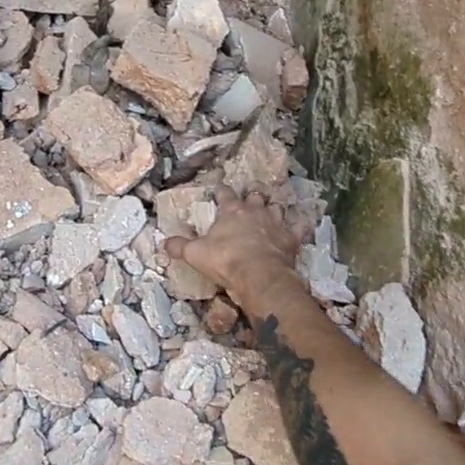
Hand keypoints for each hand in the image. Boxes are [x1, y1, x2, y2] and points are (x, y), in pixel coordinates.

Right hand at [164, 186, 303, 305]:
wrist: (259, 275)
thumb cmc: (225, 260)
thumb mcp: (195, 254)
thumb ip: (180, 246)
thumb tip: (163, 243)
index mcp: (231, 210)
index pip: (225, 193)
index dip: (221, 191)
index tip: (219, 189)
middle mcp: (255, 211)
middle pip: (255, 196)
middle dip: (252, 195)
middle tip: (251, 197)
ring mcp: (275, 222)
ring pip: (277, 207)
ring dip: (274, 208)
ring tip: (272, 210)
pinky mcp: (291, 238)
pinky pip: (299, 227)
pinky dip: (300, 225)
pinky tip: (301, 225)